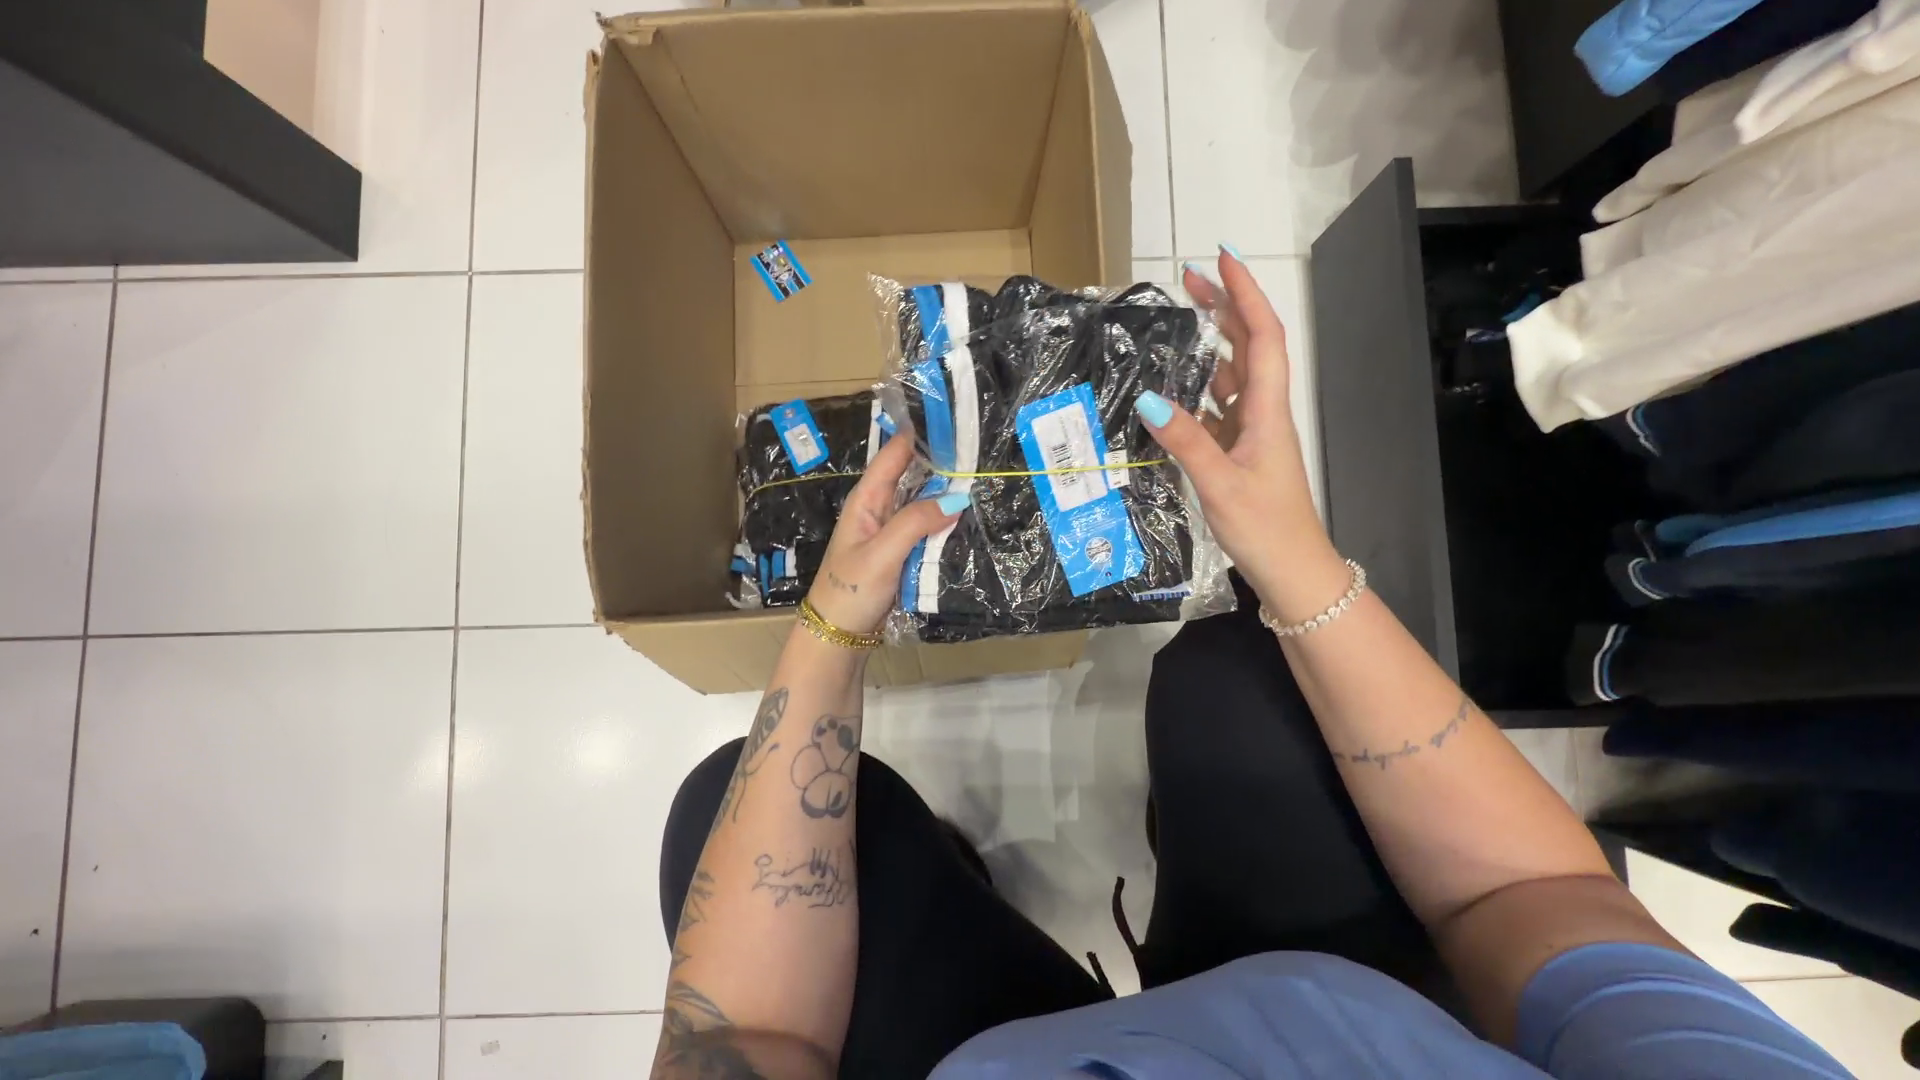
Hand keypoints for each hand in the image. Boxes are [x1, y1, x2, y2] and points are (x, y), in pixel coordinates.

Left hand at [805, 433, 968, 634]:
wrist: (839, 636)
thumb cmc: (851, 590)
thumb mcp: (882, 554)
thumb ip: (916, 523)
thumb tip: (957, 498)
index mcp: (867, 500)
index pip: (895, 454)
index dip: (920, 433)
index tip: (953, 417)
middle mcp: (880, 509)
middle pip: (914, 475)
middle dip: (942, 461)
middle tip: (983, 447)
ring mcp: (892, 532)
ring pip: (925, 502)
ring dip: (948, 493)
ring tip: (986, 475)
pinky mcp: (904, 553)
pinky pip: (929, 529)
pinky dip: (947, 522)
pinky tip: (972, 517)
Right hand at [1134, 249, 1347, 619]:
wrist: (1292, 569)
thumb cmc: (1264, 527)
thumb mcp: (1219, 484)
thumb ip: (1185, 441)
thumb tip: (1147, 397)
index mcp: (1268, 410)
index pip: (1261, 335)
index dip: (1244, 294)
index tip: (1219, 259)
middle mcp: (1263, 411)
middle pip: (1248, 344)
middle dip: (1223, 306)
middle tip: (1187, 278)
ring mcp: (1252, 431)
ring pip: (1234, 372)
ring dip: (1211, 342)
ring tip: (1179, 321)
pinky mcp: (1240, 451)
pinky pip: (1219, 405)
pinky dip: (1199, 386)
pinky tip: (1174, 387)